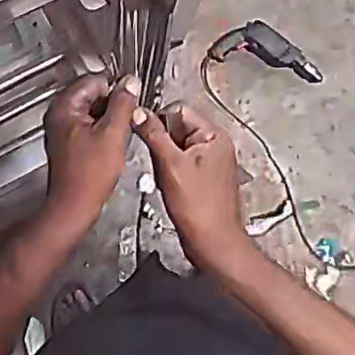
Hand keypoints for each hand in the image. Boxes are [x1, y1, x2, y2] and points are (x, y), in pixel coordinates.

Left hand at [41, 74, 139, 224]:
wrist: (74, 205)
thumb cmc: (87, 175)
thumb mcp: (113, 133)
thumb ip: (123, 104)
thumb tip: (129, 84)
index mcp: (64, 107)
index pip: (93, 81)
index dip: (115, 88)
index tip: (129, 99)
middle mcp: (58, 115)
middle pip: (91, 94)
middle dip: (112, 103)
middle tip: (125, 118)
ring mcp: (61, 129)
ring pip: (91, 110)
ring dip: (108, 117)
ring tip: (118, 133)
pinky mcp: (68, 142)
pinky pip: (88, 125)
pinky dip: (101, 129)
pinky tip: (110, 143)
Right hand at [133, 103, 251, 270]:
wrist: (213, 243)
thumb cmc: (199, 208)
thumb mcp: (170, 165)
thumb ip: (154, 134)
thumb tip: (139, 112)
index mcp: (214, 136)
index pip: (178, 111)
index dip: (159, 120)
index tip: (144, 133)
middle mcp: (215, 145)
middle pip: (176, 129)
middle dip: (162, 144)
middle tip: (160, 164)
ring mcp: (210, 162)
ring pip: (175, 148)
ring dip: (164, 160)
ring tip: (166, 178)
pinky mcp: (203, 177)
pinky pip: (180, 164)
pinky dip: (170, 172)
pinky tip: (171, 186)